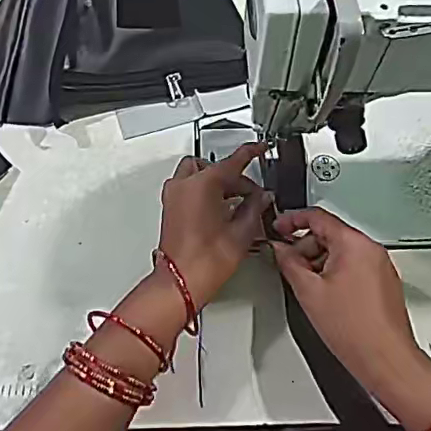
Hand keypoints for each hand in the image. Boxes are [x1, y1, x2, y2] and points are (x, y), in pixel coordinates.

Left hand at [157, 143, 270, 304]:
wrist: (181, 282)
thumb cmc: (203, 262)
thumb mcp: (242, 231)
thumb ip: (254, 207)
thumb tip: (260, 198)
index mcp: (202, 184)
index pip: (232, 161)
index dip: (250, 152)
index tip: (258, 147)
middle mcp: (183, 185)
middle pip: (214, 167)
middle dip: (234, 177)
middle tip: (252, 192)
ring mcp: (174, 195)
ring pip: (199, 175)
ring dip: (217, 183)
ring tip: (238, 202)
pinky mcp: (170, 207)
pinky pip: (189, 187)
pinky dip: (205, 191)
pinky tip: (222, 209)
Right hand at [272, 208, 430, 418]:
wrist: (386, 360)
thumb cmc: (357, 330)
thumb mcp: (308, 291)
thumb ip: (288, 262)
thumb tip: (280, 249)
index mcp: (354, 244)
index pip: (318, 217)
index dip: (292, 220)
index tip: (280, 227)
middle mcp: (372, 250)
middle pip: (329, 234)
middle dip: (305, 248)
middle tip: (289, 264)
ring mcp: (380, 267)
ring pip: (341, 252)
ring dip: (320, 263)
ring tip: (309, 288)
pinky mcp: (384, 283)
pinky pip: (354, 267)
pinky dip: (335, 274)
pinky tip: (326, 297)